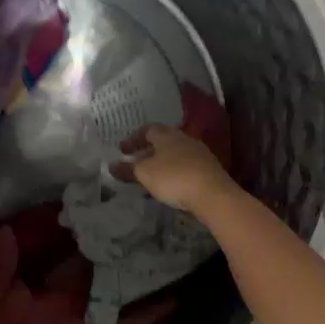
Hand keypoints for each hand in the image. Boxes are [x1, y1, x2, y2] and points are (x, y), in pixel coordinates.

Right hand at [117, 124, 236, 214]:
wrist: (213, 194)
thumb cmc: (173, 178)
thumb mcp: (144, 174)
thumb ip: (127, 168)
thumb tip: (111, 165)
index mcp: (167, 135)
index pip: (147, 129)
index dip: (133, 139)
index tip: (122, 150)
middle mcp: (184, 138)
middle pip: (163, 140)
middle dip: (148, 150)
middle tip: (136, 161)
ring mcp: (199, 152)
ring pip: (175, 153)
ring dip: (162, 161)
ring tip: (152, 174)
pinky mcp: (209, 168)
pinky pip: (186, 165)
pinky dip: (174, 170)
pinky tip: (171, 183)